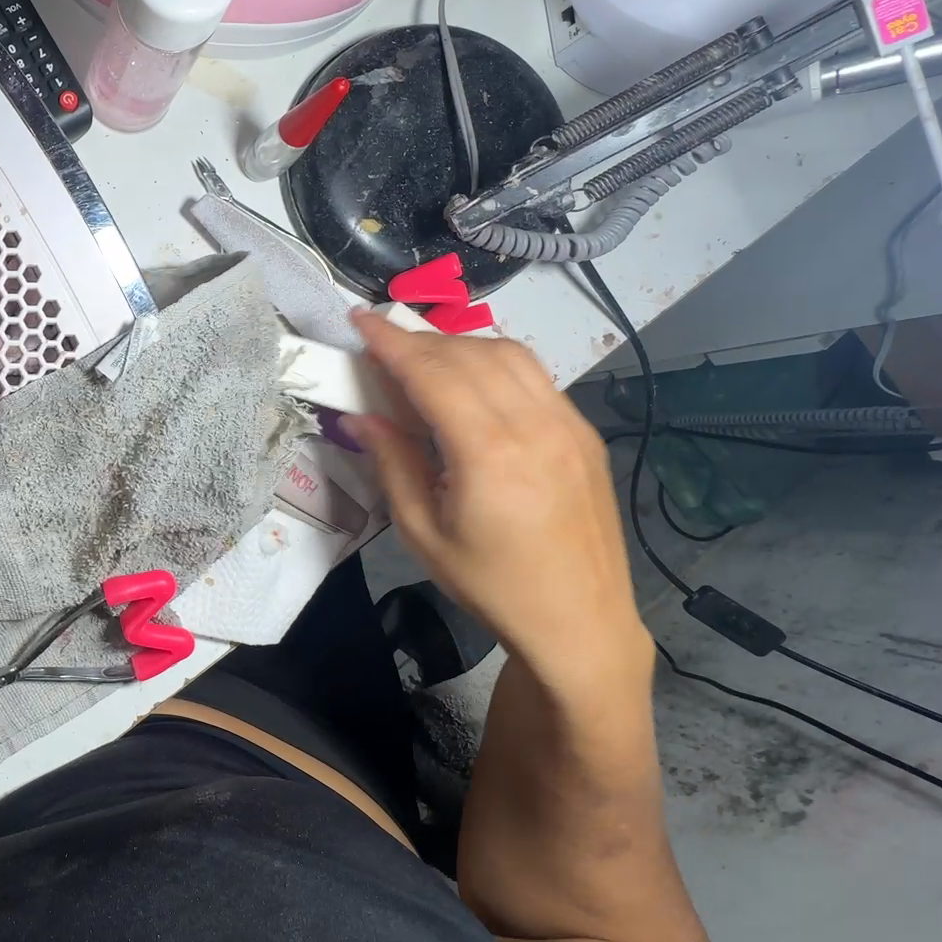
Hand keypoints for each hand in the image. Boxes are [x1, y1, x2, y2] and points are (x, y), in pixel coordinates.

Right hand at [340, 309, 647, 677]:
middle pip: (468, 354)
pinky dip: (491, 363)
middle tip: (378, 345)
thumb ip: (391, 463)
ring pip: (508, 354)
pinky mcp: (583, 433)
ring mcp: (568, 425)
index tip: (358, 319)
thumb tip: (361, 416)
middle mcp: (535, 426)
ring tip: (419, 360)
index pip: (433, 373)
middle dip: (417, 340)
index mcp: (489, 454)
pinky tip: (468, 383)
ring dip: (457, 345)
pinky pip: (534, 376)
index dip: (391, 342)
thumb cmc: (490, 584)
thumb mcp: (422, 531)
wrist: (580, 622)